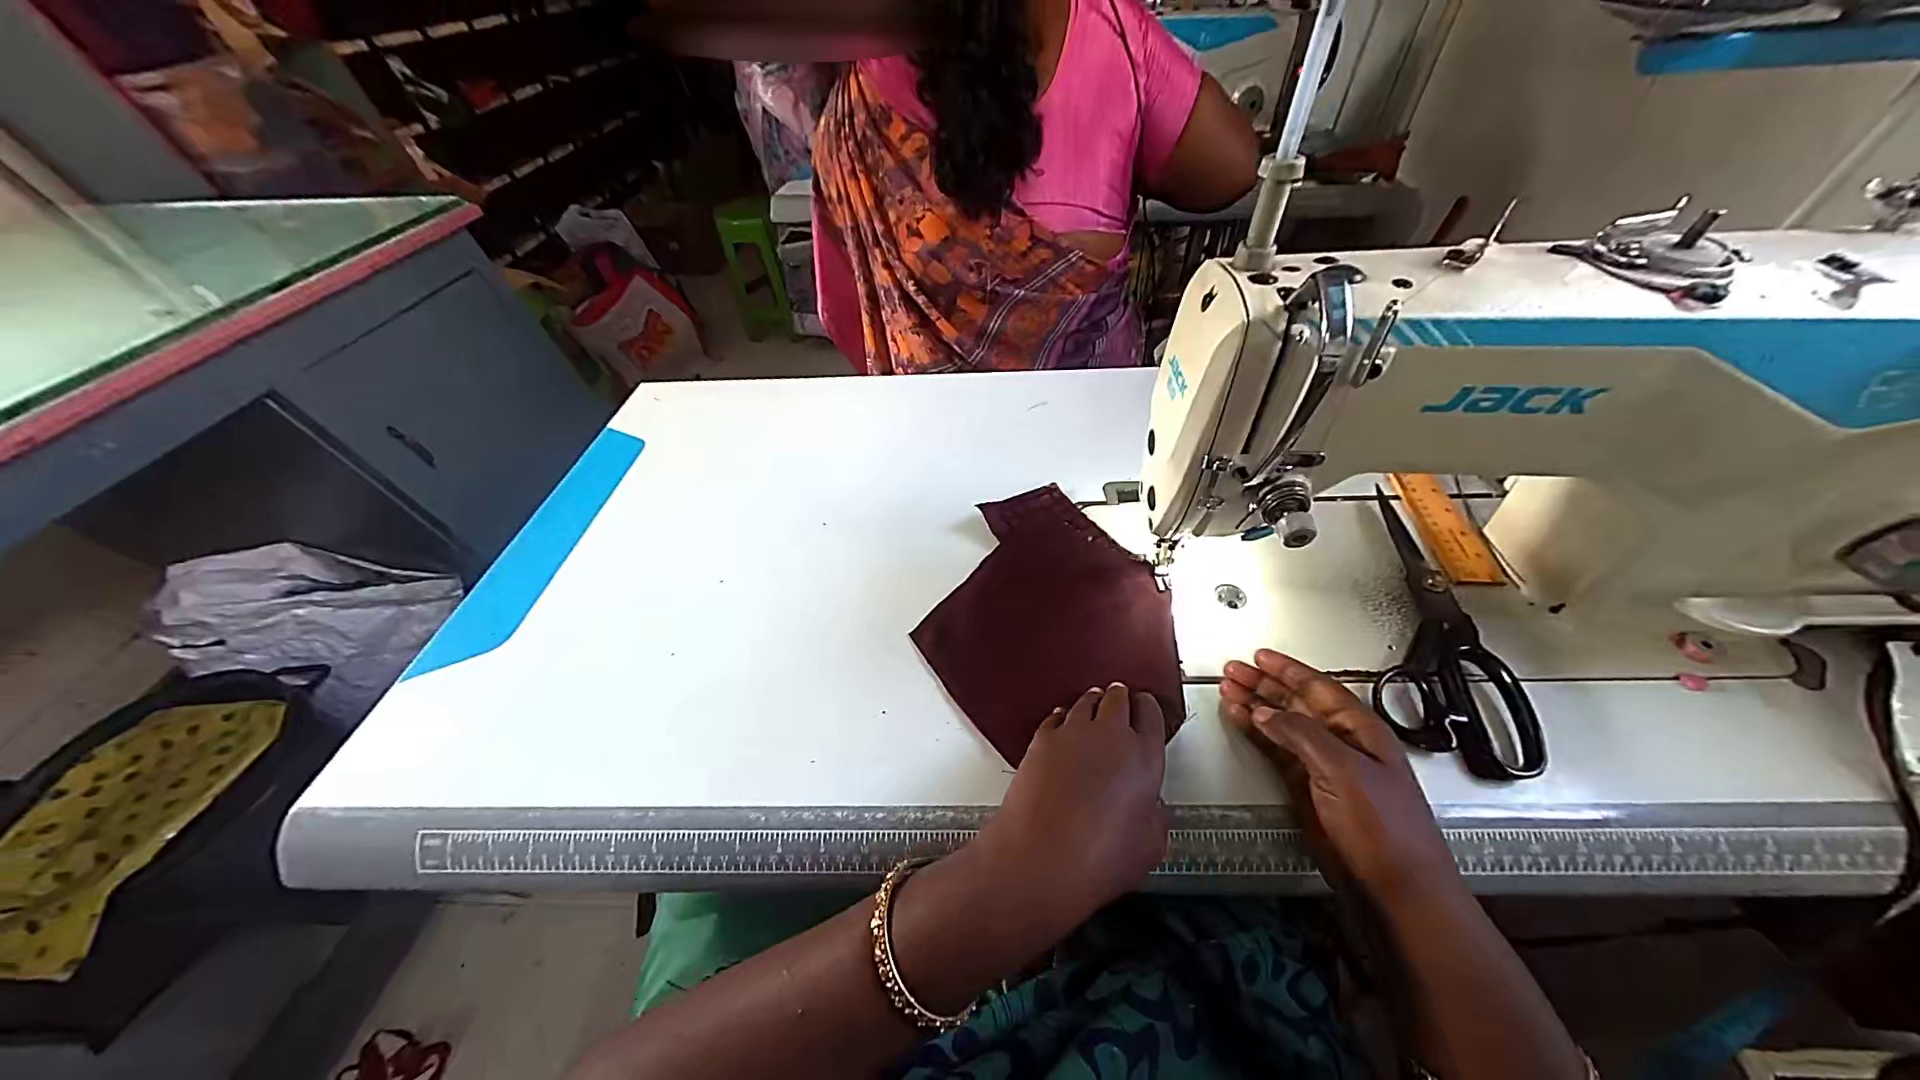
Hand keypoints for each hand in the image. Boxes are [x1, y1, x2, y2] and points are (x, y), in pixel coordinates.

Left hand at [973, 684, 1168, 933]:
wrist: (1041, 857)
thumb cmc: (1095, 858)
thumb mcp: (1149, 845)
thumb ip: (1155, 815)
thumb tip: (1151, 809)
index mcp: (1144, 757)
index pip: (1152, 716)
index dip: (1149, 708)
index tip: (1147, 706)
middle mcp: (1110, 736)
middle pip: (1118, 700)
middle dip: (1120, 698)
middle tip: (1121, 697)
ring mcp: (1072, 734)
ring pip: (1086, 702)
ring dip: (1092, 701)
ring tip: (1094, 701)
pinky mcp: (1041, 740)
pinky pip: (1055, 717)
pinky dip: (1061, 716)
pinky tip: (1062, 719)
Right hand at [1220, 649, 1460, 905]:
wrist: (1395, 888)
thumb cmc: (1387, 831)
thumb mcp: (1344, 771)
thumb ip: (1303, 735)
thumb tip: (1266, 712)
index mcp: (1361, 731)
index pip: (1318, 687)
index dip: (1287, 669)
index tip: (1260, 656)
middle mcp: (1342, 744)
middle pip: (1297, 702)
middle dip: (1264, 683)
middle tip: (1234, 670)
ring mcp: (1325, 767)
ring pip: (1282, 725)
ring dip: (1255, 706)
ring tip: (1230, 690)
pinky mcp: (1309, 790)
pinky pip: (1276, 751)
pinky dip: (1256, 734)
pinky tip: (1242, 723)